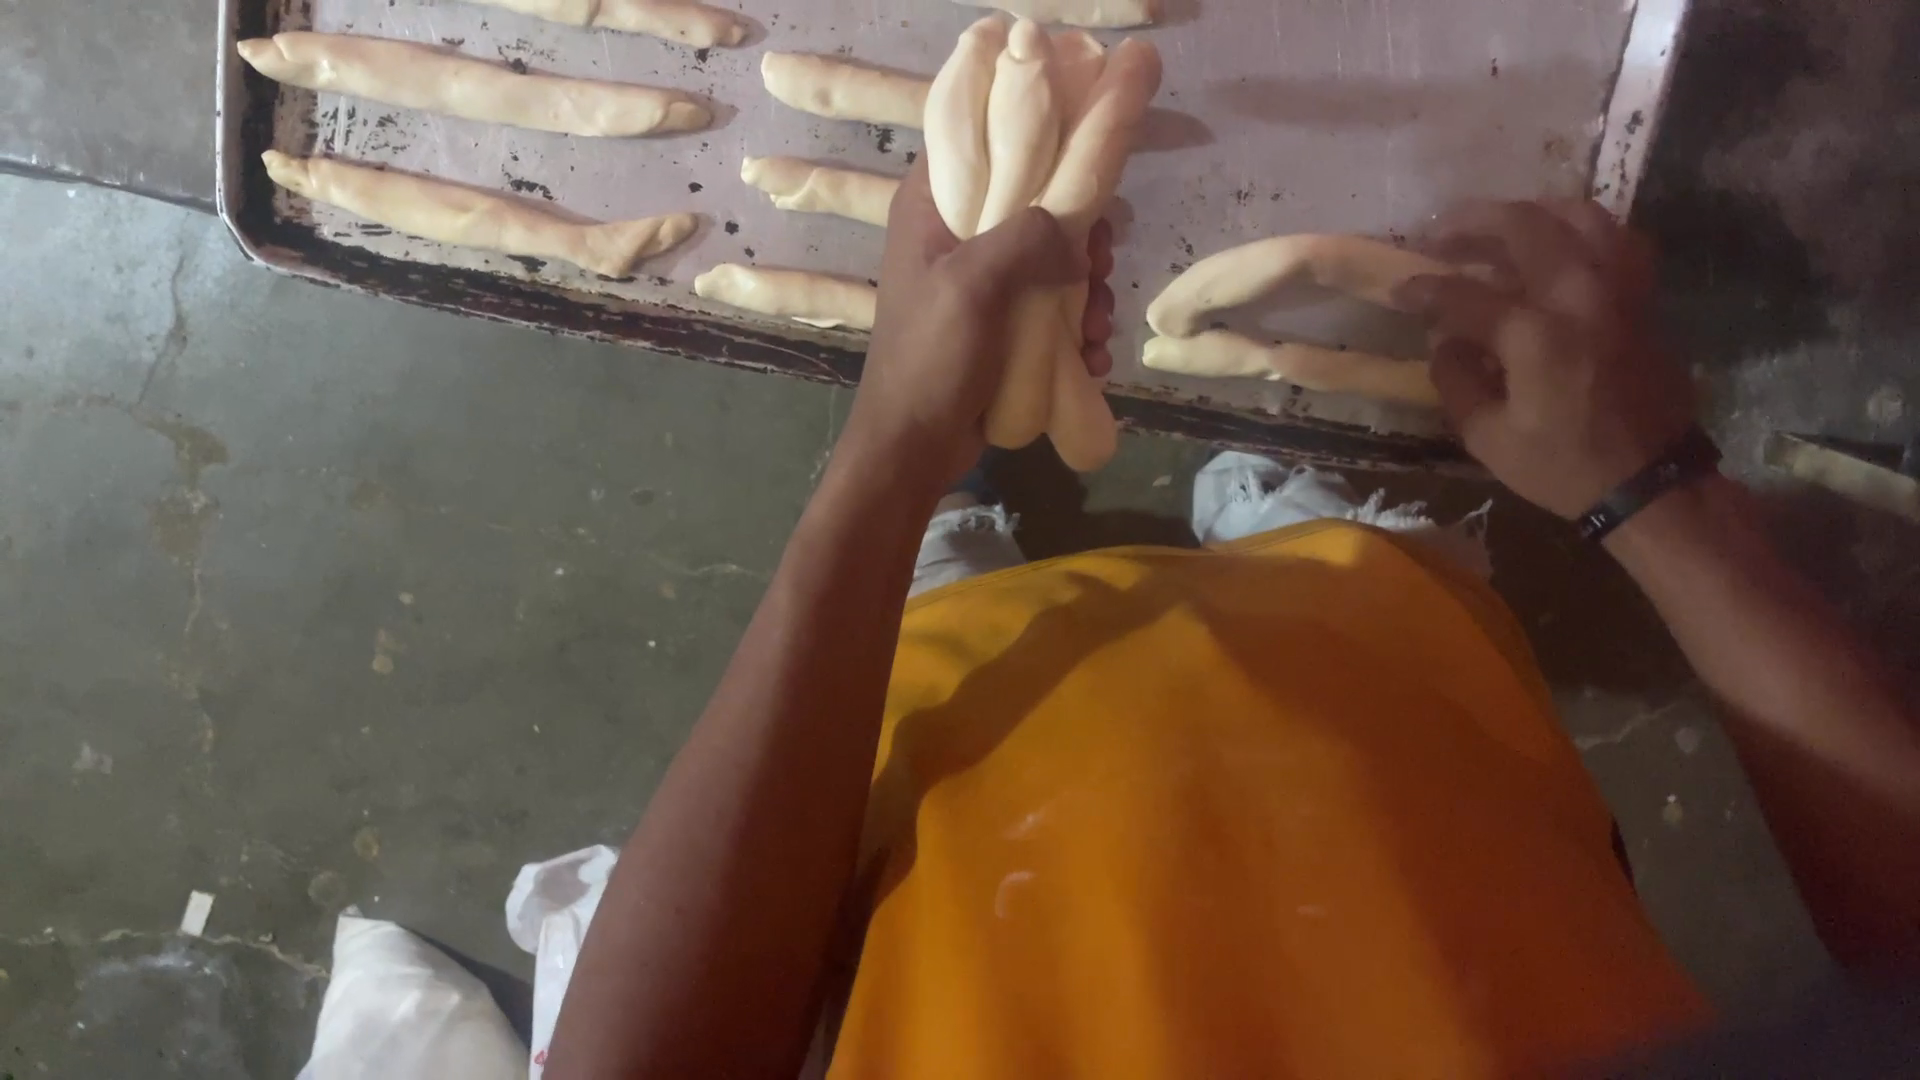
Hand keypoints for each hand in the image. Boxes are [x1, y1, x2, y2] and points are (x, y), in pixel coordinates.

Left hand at [843, 159, 1115, 489]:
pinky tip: (1090, 360)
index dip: (1041, 139)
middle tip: (1099, 270)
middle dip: (1079, 242)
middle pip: (1036, 206)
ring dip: (1086, 296)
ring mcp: (983, 284)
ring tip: (1095, 334)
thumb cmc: (930, 360)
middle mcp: (957, 236)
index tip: (1086, 161)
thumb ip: (1025, 238)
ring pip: (1053, 263)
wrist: (916, 446)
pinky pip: (1053, 312)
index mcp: (932, 207)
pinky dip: (1076, 333)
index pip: (987, 139)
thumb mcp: (971, 286)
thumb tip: (1077, 231)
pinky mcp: (1003, 326)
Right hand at [1397, 200, 1696, 518]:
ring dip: (1531, 211)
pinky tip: (1553, 240)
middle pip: (1527, 229)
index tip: (1397, 288)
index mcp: (1535, 335)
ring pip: (1580, 217)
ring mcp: (1620, 290)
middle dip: (1474, 223)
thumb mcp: (1484, 435)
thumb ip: (1455, 379)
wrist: (1649, 478)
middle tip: (1438, 231)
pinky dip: (1579, 228)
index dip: (1424, 288)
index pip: (1465, 294)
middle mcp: (1581, 296)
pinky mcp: (1642, 296)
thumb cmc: (1558, 463)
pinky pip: (1614, 237)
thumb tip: (1444, 341)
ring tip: (1495, 222)